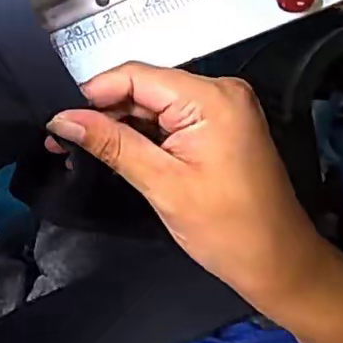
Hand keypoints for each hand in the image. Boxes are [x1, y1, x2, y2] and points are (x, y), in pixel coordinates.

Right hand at [46, 63, 330, 316]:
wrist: (282, 266)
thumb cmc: (232, 231)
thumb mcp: (162, 184)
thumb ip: (111, 143)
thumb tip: (64, 120)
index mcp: (211, 98)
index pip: (136, 76)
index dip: (93, 94)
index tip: (60, 118)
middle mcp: (219, 90)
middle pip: (142, 87)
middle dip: (102, 111)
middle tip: (62, 136)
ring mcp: (220, 106)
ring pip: (151, 103)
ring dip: (118, 123)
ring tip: (80, 145)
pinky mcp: (217, 122)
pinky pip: (168, 116)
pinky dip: (141, 132)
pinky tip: (113, 148)